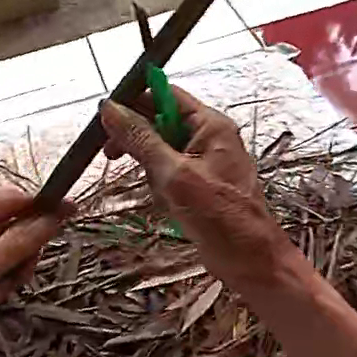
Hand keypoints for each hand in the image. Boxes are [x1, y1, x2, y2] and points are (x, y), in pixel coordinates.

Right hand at [100, 87, 291, 283]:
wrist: (250, 262)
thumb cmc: (220, 217)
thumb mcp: (173, 174)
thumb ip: (140, 139)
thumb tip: (110, 110)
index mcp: (210, 125)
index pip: (166, 95)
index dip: (135, 101)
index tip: (106, 117)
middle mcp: (209, 138)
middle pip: (160, 121)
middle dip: (137, 139)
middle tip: (112, 154)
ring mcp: (204, 162)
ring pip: (161, 150)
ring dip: (150, 169)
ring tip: (158, 191)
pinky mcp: (199, 184)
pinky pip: (169, 173)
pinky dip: (160, 185)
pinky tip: (167, 204)